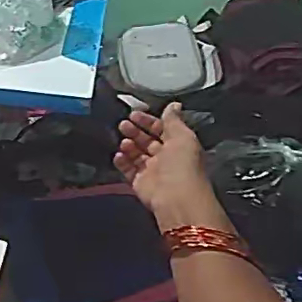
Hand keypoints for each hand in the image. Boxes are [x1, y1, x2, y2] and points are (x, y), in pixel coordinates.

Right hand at [114, 104, 227, 230]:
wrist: (175, 196)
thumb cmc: (182, 165)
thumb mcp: (182, 136)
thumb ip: (174, 120)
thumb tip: (174, 105)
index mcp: (179, 146)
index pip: (161, 129)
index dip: (148, 121)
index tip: (134, 114)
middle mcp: (166, 158)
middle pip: (146, 141)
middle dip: (135, 131)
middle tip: (124, 124)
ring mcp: (152, 170)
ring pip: (136, 154)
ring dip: (128, 145)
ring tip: (123, 141)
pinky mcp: (139, 182)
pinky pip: (128, 169)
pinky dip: (122, 162)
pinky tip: (119, 155)